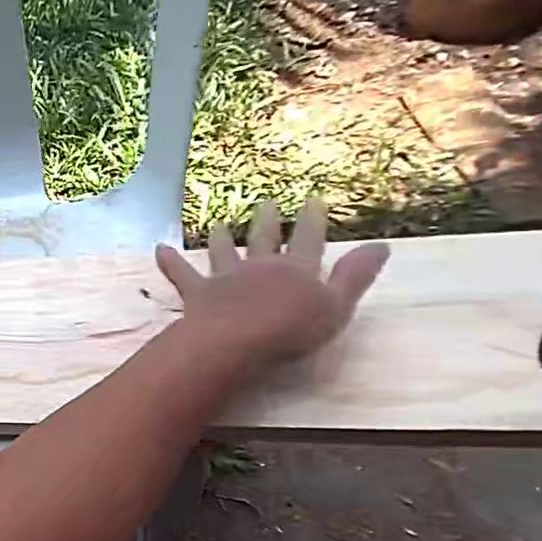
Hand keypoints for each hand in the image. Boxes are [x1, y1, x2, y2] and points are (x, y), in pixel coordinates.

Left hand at [154, 197, 389, 368]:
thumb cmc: (292, 330)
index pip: (308, 240)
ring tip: (219, 223)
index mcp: (294, 271)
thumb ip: (355, 277)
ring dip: (221, 239)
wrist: (239, 341)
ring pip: (224, 252)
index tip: (314, 199)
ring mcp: (226, 279)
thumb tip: (383, 245)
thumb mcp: (336, 307)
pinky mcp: (199, 294)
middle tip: (265, 202)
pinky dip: (171, 262)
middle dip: (266, 221)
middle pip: (264, 240)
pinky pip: (182, 275)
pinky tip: (159, 249)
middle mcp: (259, 267)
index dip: (312, 221)